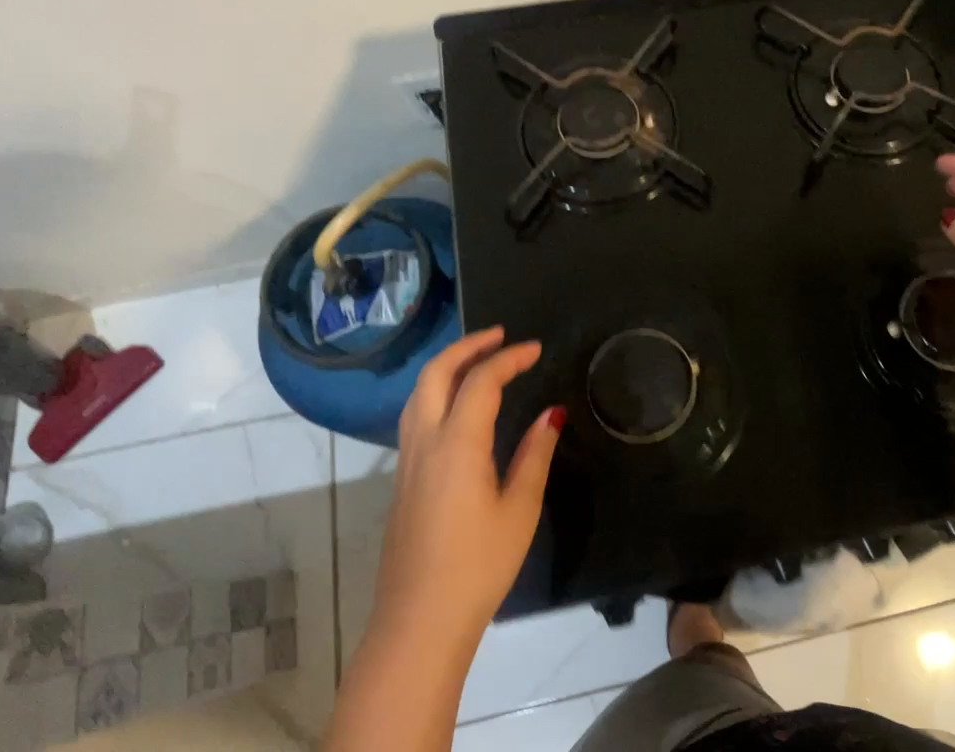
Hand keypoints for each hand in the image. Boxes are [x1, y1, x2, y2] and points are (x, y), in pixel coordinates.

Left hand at [372, 327, 562, 641]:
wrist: (420, 618)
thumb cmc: (479, 564)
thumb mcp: (520, 508)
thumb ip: (534, 454)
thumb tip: (551, 415)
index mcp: (457, 444)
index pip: (481, 381)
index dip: (509, 358)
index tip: (536, 349)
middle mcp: (425, 442)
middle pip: (436, 374)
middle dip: (467, 346)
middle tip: (499, 337)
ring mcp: (407, 461)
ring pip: (418, 394)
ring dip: (446, 367)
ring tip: (478, 360)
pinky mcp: (402, 480)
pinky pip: (415, 417)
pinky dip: (436, 392)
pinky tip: (457, 407)